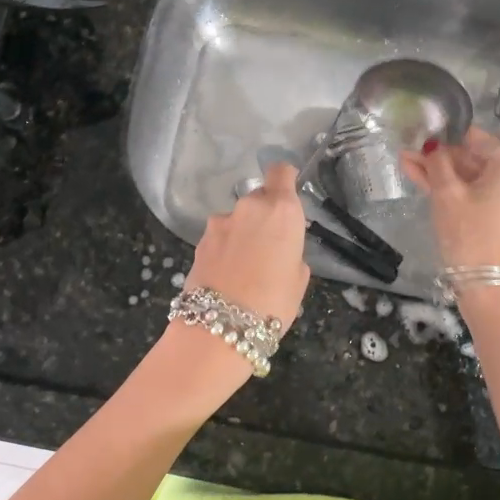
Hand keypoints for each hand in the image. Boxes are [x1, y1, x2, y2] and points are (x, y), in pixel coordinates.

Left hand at [183, 162, 311, 329]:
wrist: (220, 326)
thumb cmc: (274, 303)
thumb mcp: (299, 279)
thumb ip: (292, 252)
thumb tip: (282, 249)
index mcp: (280, 210)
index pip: (280, 172)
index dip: (284, 179)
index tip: (287, 193)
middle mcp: (249, 207)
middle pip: (258, 198)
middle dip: (263, 216)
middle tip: (268, 246)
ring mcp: (220, 222)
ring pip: (236, 219)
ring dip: (241, 233)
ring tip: (245, 267)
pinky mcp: (199, 241)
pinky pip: (219, 237)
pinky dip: (225, 249)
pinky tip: (228, 275)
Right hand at [401, 126, 499, 268]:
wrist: (479, 281)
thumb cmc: (466, 231)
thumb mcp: (447, 193)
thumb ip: (438, 163)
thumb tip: (431, 145)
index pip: (480, 140)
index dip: (452, 133)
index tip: (428, 128)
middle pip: (472, 159)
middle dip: (439, 154)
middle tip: (409, 146)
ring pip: (466, 177)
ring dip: (437, 170)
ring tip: (404, 159)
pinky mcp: (490, 216)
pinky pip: (468, 193)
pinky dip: (446, 186)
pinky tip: (417, 176)